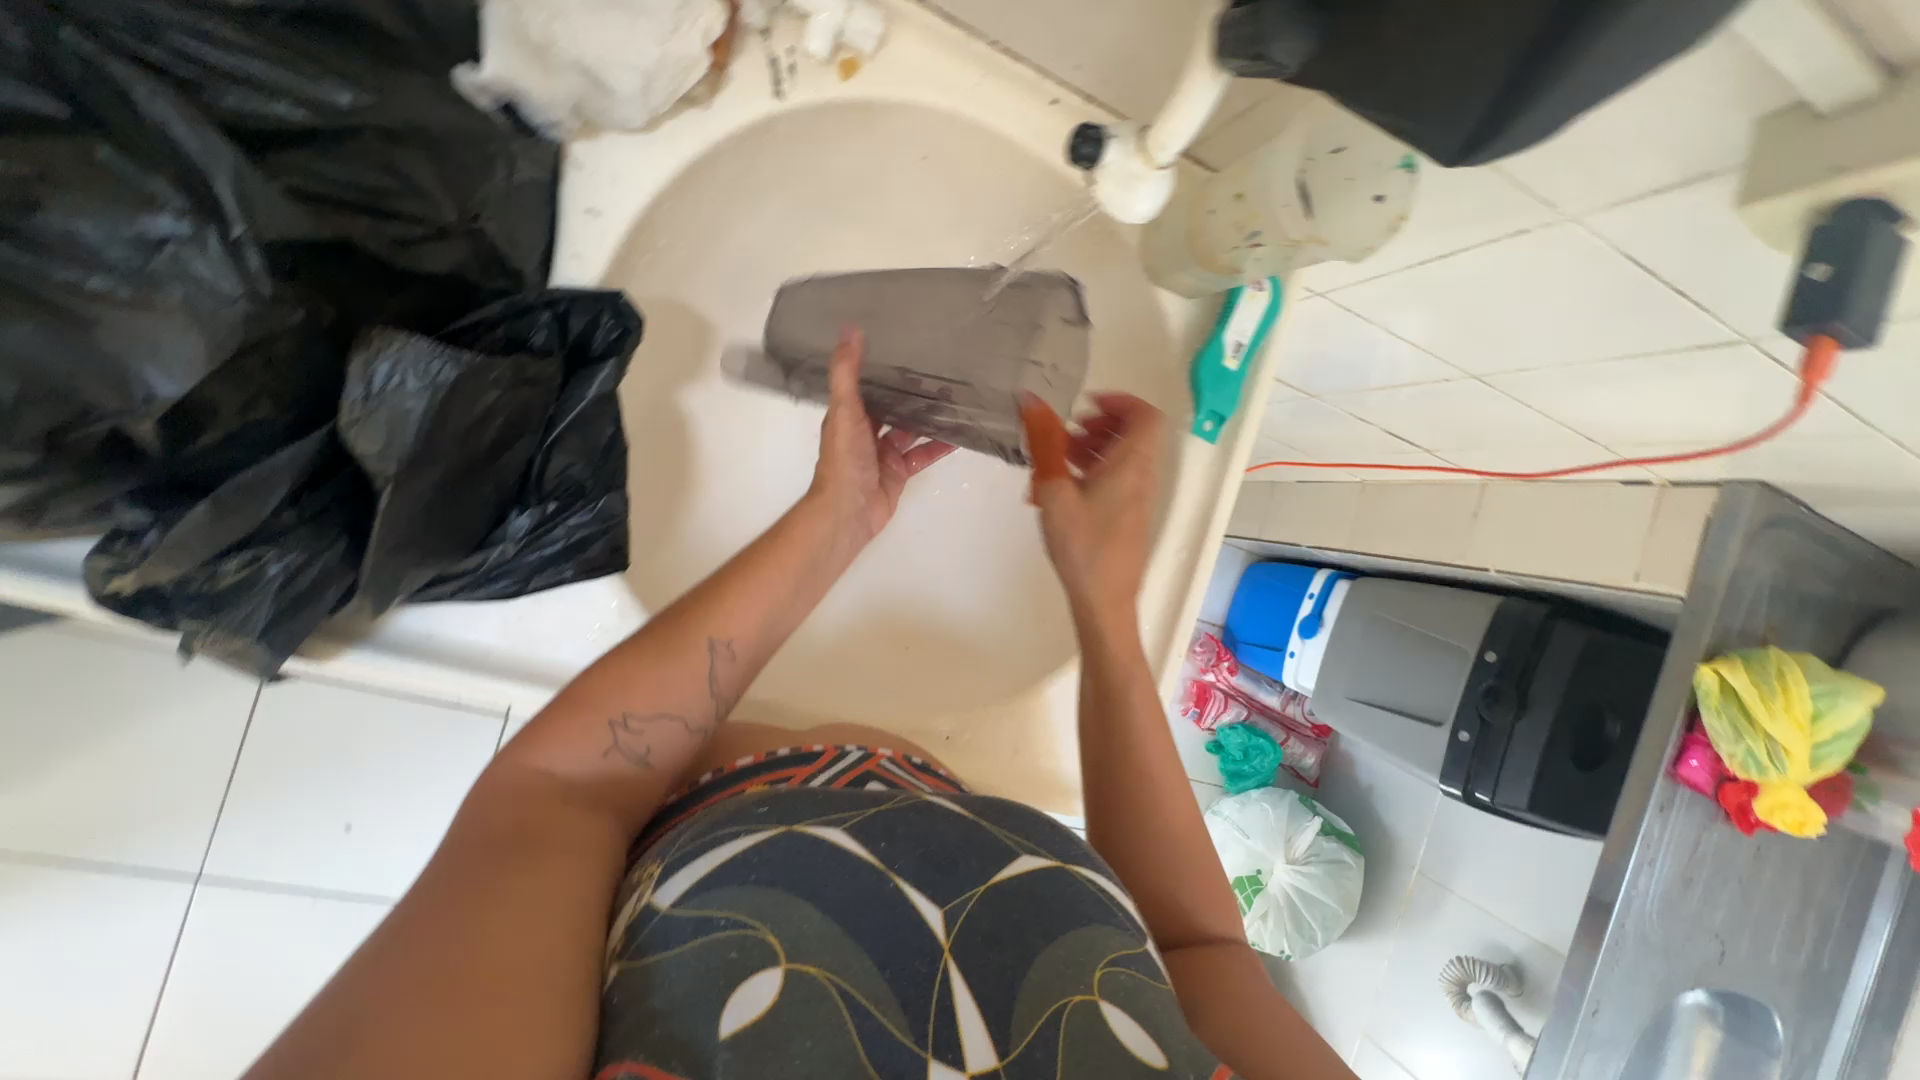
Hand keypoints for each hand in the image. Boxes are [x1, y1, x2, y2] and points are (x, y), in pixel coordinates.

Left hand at [808, 326, 956, 544]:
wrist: (848, 511)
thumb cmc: (843, 459)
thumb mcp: (844, 409)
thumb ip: (846, 371)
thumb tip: (850, 329)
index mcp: (848, 415)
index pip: (867, 386)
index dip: (883, 370)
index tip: (906, 348)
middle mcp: (866, 433)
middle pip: (892, 408)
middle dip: (913, 394)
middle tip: (941, 372)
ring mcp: (884, 454)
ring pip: (910, 431)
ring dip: (929, 418)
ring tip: (955, 399)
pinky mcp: (899, 473)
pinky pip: (922, 455)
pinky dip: (939, 447)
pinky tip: (959, 435)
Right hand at [1022, 391, 1164, 625]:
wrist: (1104, 600)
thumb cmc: (1082, 544)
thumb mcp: (1055, 490)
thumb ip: (1044, 443)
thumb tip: (1032, 401)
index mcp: (1131, 465)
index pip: (1145, 415)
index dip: (1119, 401)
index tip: (1084, 407)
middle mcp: (1141, 478)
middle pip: (1132, 435)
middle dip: (1098, 425)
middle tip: (1066, 434)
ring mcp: (1136, 500)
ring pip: (1122, 459)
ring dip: (1091, 450)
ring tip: (1057, 462)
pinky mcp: (1126, 518)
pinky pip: (1115, 481)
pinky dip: (1092, 473)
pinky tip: (1060, 490)